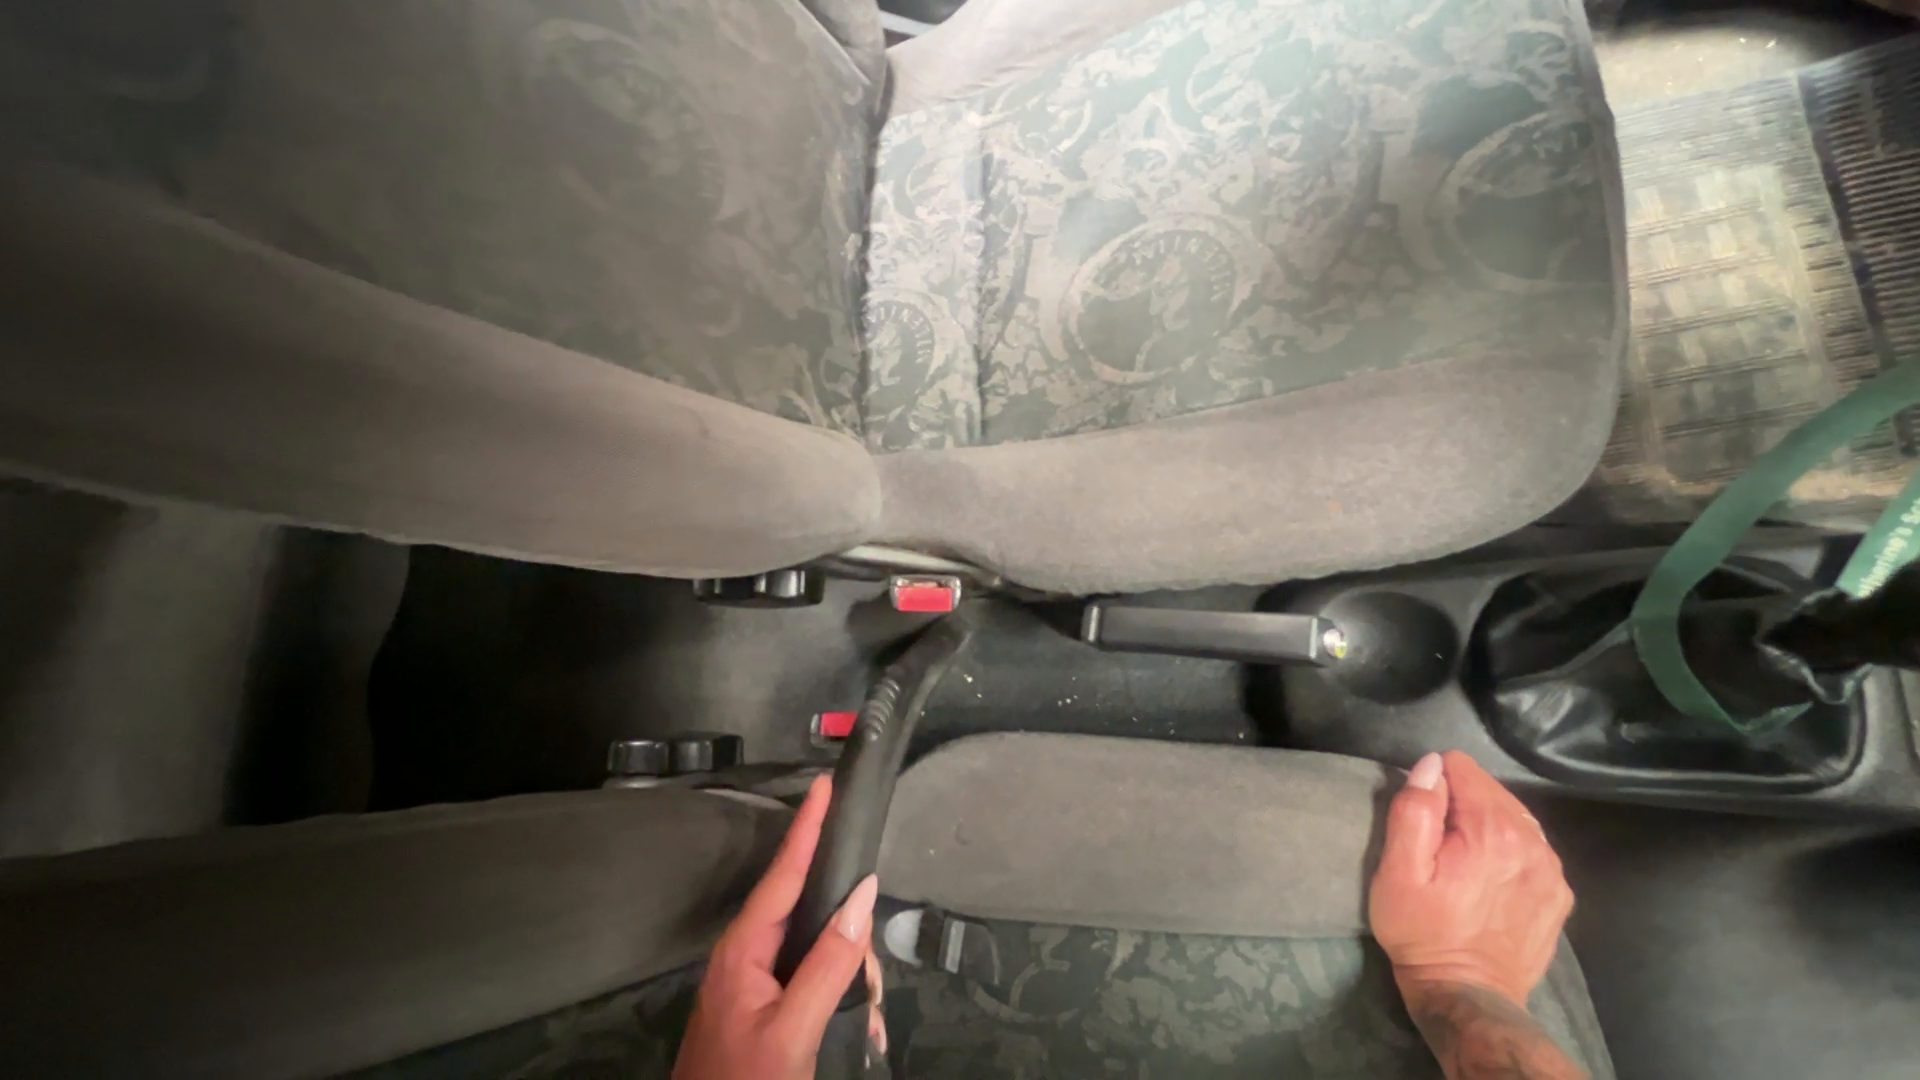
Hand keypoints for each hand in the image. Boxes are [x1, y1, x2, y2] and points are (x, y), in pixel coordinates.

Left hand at [673, 776, 884, 1079]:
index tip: (825, 784)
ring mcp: (752, 980)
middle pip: (806, 908)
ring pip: (814, 944)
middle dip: (845, 923)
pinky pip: (810, 974)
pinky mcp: (763, 1003)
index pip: (784, 872)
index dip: (807, 826)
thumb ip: (830, 962)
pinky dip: (837, 986)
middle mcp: (744, 954)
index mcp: (743, 949)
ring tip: (863, 1009)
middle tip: (868, 963)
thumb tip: (863, 892)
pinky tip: (853, 1012)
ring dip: (846, 968)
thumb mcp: (794, 1029)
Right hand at [1369, 751, 1573, 1007]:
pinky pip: (1530, 846)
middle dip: (1459, 802)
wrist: (1464, 995)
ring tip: (1459, 857)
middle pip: (1490, 789)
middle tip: (1435, 842)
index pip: (1462, 768)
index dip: (1432, 785)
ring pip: (1513, 816)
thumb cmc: (1420, 928)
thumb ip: (1415, 809)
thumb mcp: (1398, 868)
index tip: (1420, 818)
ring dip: (1483, 823)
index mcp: (1493, 831)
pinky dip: (1506, 847)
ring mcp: (1552, 872)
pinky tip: (1487, 874)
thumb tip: (1430, 765)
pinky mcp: (1558, 895)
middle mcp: (1533, 843)